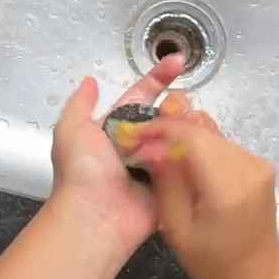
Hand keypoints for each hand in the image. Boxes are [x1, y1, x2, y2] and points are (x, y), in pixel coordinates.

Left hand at [46, 53, 185, 258]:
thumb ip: (80, 104)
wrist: (95, 217)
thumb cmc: (82, 172)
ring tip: (193, 120)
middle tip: (182, 105)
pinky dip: (198, 150)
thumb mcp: (71, 131)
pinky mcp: (173, 184)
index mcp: (117, 128)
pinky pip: (190, 162)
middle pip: (166, 113)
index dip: (160, 78)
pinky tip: (207, 138)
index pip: (143, 95)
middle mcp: (140, 143)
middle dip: (177, 102)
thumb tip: (90, 80)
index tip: (179, 62)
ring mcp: (158, 164)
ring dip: (189, 123)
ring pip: (181, 135)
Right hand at [130, 117, 278, 278]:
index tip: (136, 134)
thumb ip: (166, 184)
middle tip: (141, 141)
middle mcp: (249, 167)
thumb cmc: (213, 262)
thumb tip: (150, 147)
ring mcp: (259, 164)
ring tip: (158, 150)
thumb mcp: (178, 230)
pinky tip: (185, 160)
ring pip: (214, 136)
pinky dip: (203, 148)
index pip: (194, 138)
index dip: (162, 130)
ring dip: (186, 138)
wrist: (258, 274)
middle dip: (170, 132)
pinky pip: (225, 146)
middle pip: (204, 133)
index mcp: (229, 187)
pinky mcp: (261, 165)